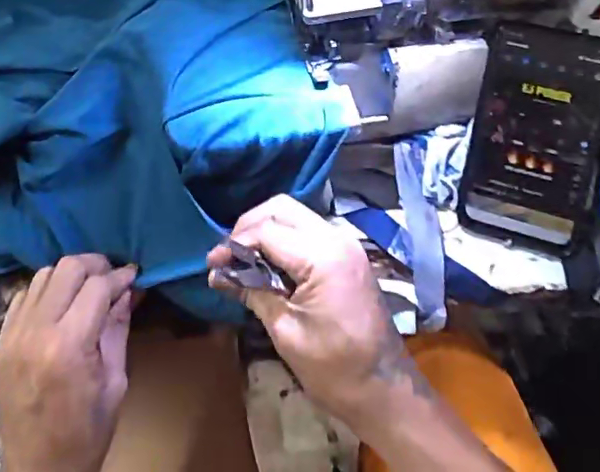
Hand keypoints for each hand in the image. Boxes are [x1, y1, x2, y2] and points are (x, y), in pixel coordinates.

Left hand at [0, 255, 137, 471]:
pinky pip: (23, 297)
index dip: (120, 276)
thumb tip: (129, 288)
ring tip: (86, 289)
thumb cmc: (85, 436)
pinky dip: (44, 292)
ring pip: (43, 275)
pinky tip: (59, 306)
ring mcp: (11, 336)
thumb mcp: (115, 383)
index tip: (133, 275)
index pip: (98, 286)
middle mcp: (35, 332)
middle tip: (111, 278)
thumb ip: (119, 328)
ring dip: (68, 276)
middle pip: (68, 268)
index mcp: (69, 346)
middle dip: (95, 266)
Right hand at [208, 196, 413, 421]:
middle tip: (228, 255)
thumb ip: (253, 292)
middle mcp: (335, 238)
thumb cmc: (336, 370)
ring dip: (266, 228)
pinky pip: (308, 229)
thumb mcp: (286, 333)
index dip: (234, 244)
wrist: (387, 392)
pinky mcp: (347, 252)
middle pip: (281, 208)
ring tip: (243, 258)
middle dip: (249, 226)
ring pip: (294, 214)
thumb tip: (218, 275)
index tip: (212, 264)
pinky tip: (269, 262)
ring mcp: (345, 242)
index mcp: (322, 257)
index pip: (266, 231)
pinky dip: (284, 237)